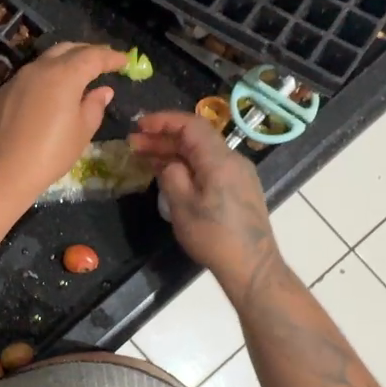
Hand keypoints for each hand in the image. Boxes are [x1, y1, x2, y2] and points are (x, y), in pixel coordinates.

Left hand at [0, 42, 128, 205]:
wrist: (0, 173)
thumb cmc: (49, 154)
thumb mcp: (81, 133)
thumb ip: (94, 106)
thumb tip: (102, 91)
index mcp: (64, 74)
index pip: (93, 56)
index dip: (111, 57)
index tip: (125, 61)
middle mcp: (39, 68)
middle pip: (68, 50)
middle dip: (88, 52)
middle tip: (103, 62)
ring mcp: (18, 79)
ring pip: (47, 60)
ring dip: (65, 62)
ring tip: (78, 75)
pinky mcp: (3, 93)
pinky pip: (31, 76)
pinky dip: (47, 76)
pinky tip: (52, 92)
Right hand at [128, 111, 279, 289]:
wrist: (251, 264)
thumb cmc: (213, 236)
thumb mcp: (182, 206)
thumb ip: (171, 176)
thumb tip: (167, 162)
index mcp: (219, 160)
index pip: (190, 125)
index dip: (162, 121)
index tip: (138, 126)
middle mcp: (232, 159)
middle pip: (196, 137)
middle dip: (163, 138)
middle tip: (134, 144)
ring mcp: (238, 173)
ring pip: (202, 152)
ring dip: (174, 151)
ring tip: (146, 158)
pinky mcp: (239, 187)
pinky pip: (210, 165)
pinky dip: (187, 164)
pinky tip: (170, 173)